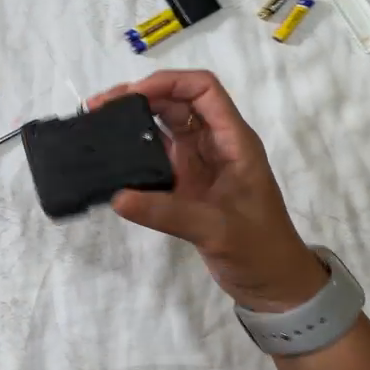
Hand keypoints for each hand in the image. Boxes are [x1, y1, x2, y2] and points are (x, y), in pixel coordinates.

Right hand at [89, 70, 327, 312]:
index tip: (133, 95)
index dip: (168, 83)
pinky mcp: (183, 180)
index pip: (203, 90)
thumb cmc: (260, 250)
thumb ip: (167, 212)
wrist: (273, 286)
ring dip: (130, 118)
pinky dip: (130, 146)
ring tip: (95, 121)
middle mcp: (214, 142)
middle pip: (175, 101)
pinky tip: (108, 151)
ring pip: (161, 123)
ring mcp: (197, 160)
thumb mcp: (217, 230)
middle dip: (138, 96)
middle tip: (99, 106)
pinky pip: (154, 152)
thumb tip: (117, 197)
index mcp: (233, 140)